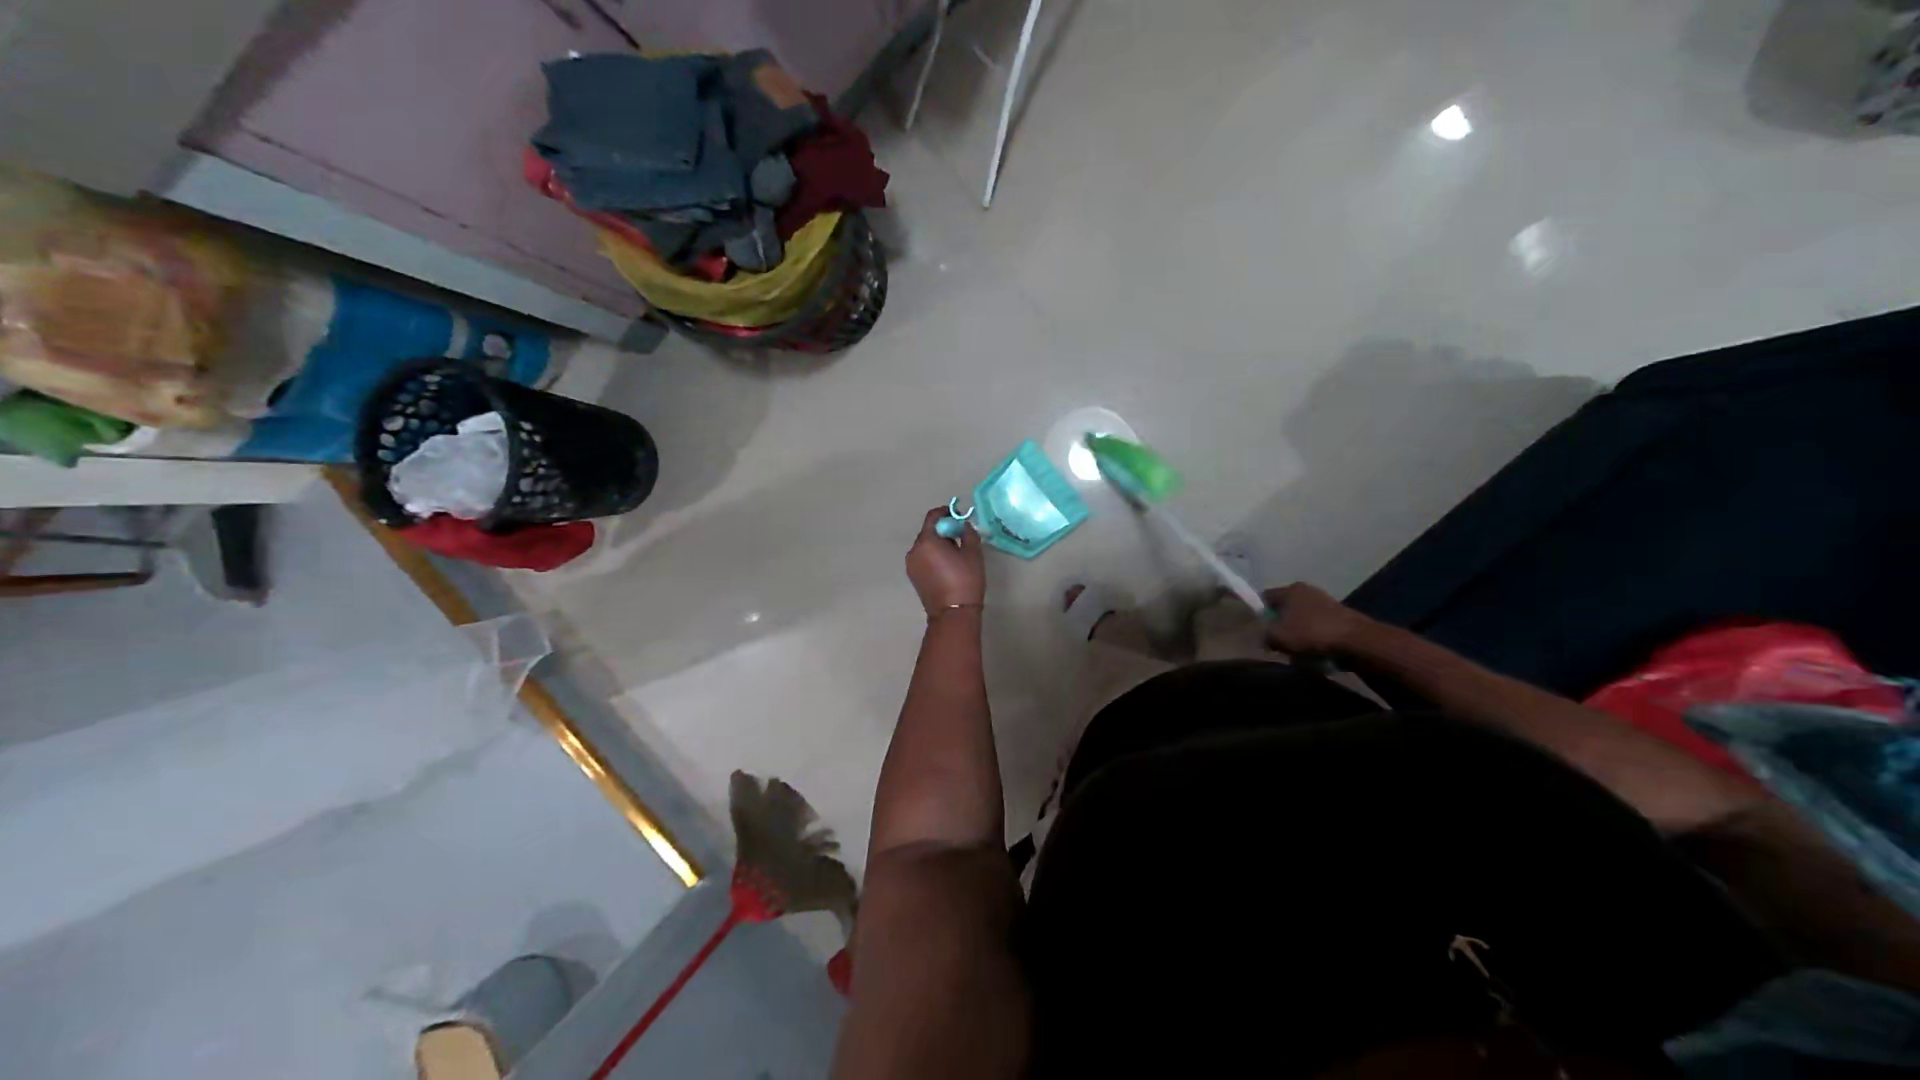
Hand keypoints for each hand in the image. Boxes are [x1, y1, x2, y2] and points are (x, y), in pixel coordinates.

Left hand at [907, 506, 985, 612]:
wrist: (953, 613)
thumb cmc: (965, 580)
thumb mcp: (972, 553)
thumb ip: (967, 533)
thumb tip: (963, 525)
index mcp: (927, 541)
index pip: (933, 516)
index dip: (946, 512)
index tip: (958, 516)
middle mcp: (914, 550)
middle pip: (928, 531)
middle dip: (943, 530)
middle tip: (960, 536)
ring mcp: (911, 564)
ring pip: (925, 545)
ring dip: (937, 543)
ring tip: (954, 552)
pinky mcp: (913, 576)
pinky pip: (922, 558)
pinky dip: (932, 555)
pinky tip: (946, 564)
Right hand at [1262, 582, 1367, 655]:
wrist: (1356, 641)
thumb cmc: (1311, 633)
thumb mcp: (1277, 637)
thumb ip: (1264, 635)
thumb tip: (1265, 637)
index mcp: (1289, 589)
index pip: (1264, 598)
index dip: (1258, 614)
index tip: (1259, 631)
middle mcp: (1306, 590)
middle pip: (1284, 609)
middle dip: (1280, 625)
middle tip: (1277, 643)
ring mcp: (1325, 601)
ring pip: (1300, 619)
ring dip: (1297, 633)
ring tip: (1297, 651)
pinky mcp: (1339, 615)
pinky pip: (1317, 626)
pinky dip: (1313, 637)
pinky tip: (1315, 651)